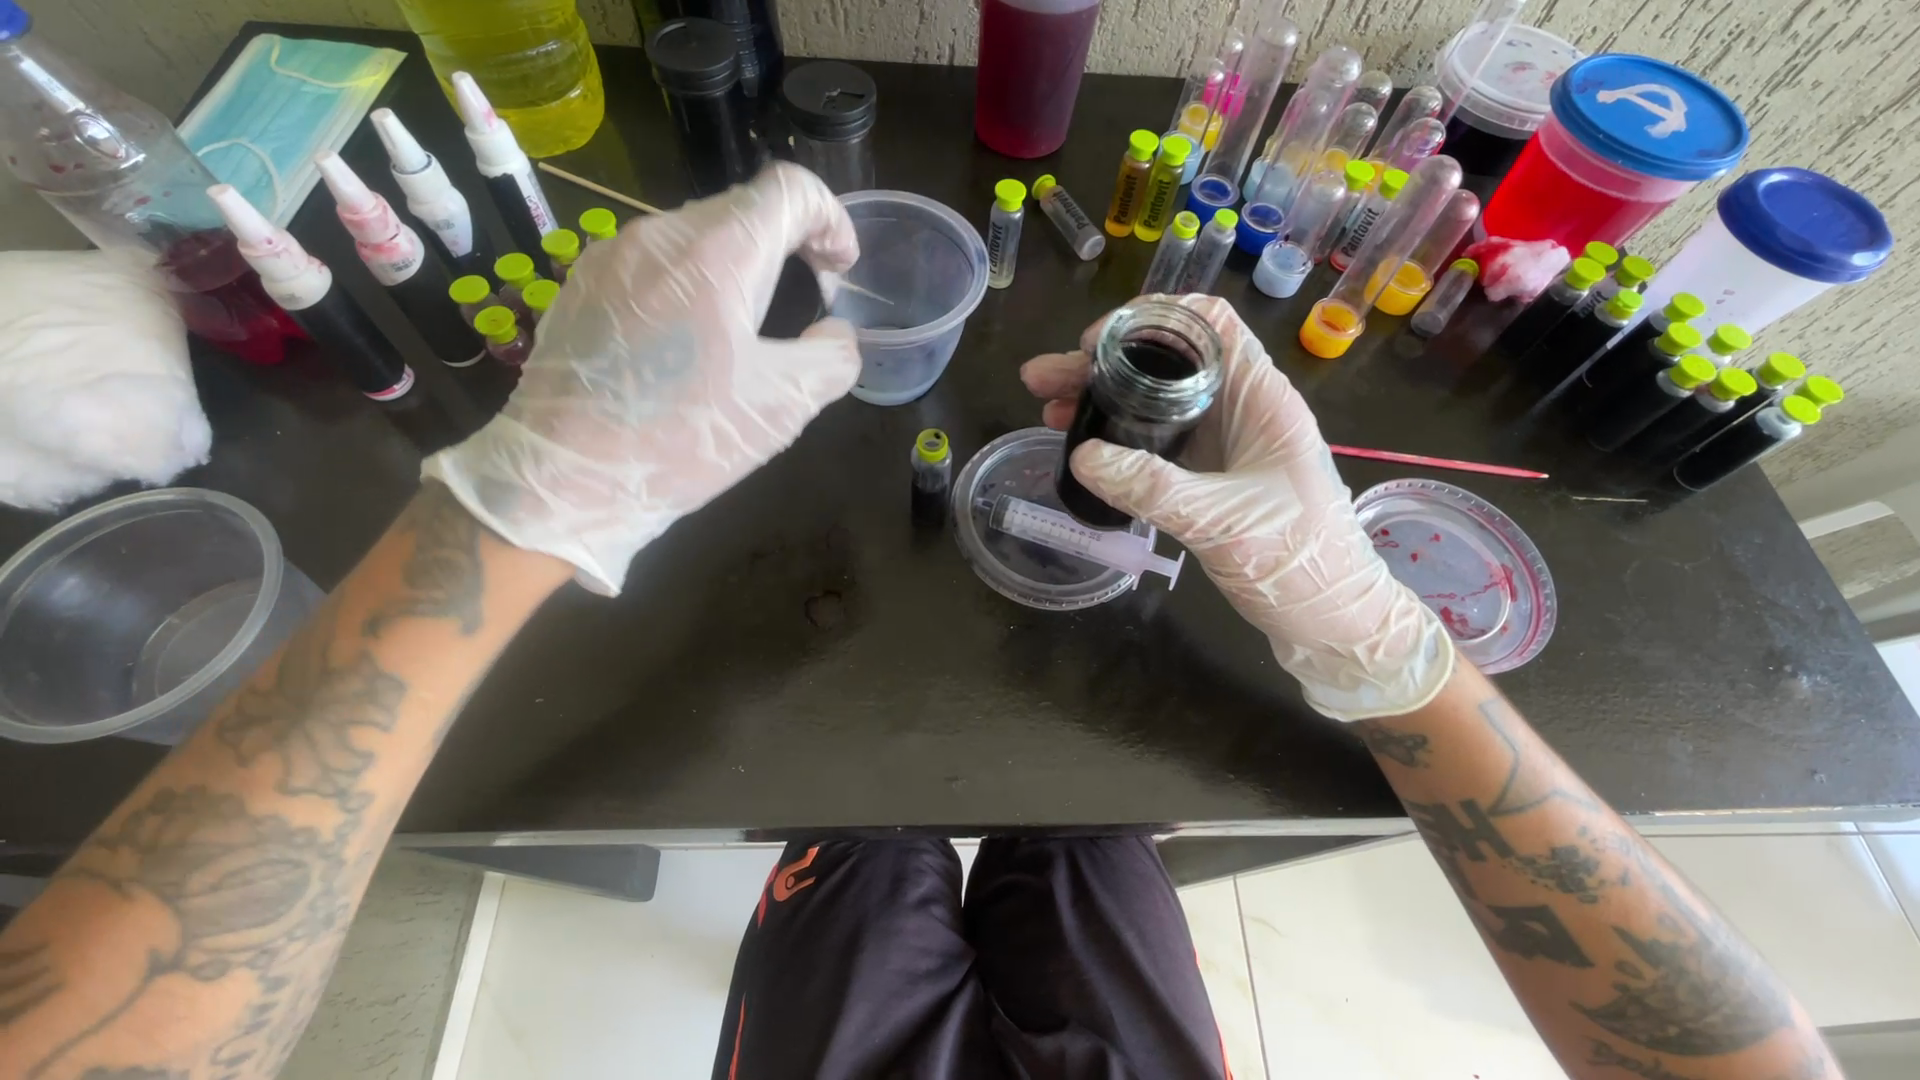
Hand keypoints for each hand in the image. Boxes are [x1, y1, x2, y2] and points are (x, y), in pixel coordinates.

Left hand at [423, 163, 860, 594]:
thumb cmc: (682, 439)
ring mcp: (612, 256)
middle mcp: (660, 235)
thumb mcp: (783, 406)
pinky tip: (688, 343)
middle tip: (806, 302)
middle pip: (743, 209)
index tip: (839, 270)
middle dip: (789, 245)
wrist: (563, 479)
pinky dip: (693, 284)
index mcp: (717, 254)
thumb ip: (832, 357)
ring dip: (740, 267)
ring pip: (696, 236)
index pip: (789, 189)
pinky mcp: (583, 285)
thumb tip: (834, 333)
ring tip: (748, 328)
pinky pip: (655, 264)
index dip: (831, 217)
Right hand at [1020, 295, 1453, 720]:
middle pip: (1167, 362)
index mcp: (1260, 400)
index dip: (1148, 319)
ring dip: (1102, 399)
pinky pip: (1156, 442)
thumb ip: (1152, 487)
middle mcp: (1239, 411)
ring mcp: (1224, 445)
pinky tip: (1082, 448)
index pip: (1207, 324)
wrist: (1333, 621)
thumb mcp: (1222, 521)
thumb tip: (1082, 455)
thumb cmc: (1299, 563)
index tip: (1095, 345)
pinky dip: (1117, 438)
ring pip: (1155, 401)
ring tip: (1047, 409)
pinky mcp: (1210, 478)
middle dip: (1103, 363)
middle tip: (1043, 379)